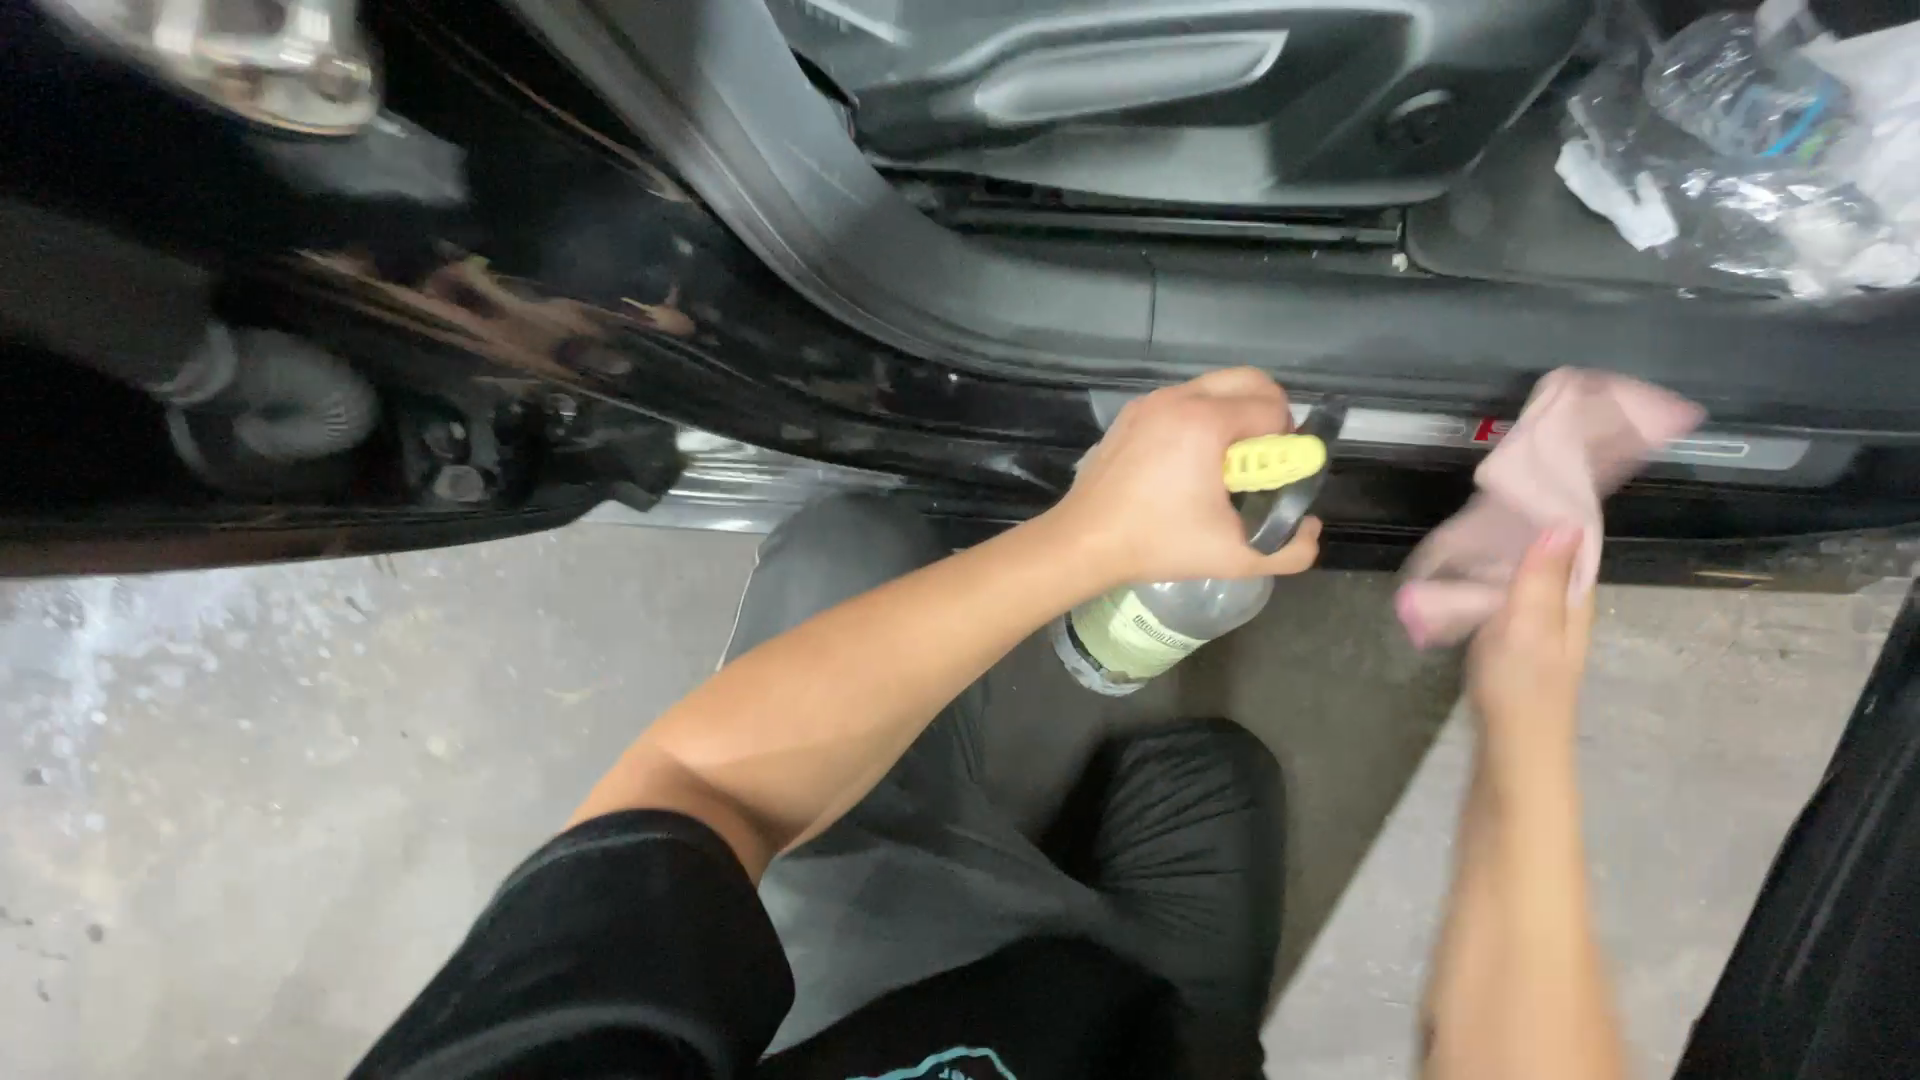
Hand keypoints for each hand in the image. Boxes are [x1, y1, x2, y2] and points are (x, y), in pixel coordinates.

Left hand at [1046, 367, 1321, 585]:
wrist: (1083, 541)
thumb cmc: (1158, 543)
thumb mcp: (1234, 555)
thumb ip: (1290, 549)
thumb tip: (1310, 528)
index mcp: (1205, 421)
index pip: (1273, 408)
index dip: (1286, 441)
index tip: (1273, 475)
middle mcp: (1177, 399)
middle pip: (1248, 380)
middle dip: (1267, 413)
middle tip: (1261, 458)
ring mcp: (1148, 403)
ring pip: (1212, 387)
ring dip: (1232, 415)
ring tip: (1223, 464)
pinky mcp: (1128, 415)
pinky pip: (1180, 402)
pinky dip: (1197, 419)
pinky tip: (1186, 464)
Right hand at [1466, 526, 1593, 750]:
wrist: (1512, 750)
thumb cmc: (1521, 689)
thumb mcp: (1528, 629)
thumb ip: (1541, 580)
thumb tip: (1563, 523)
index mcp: (1572, 603)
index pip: (1572, 546)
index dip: (1552, 514)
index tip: (1521, 486)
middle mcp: (1558, 610)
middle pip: (1544, 559)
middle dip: (1517, 532)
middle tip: (1479, 506)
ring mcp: (1533, 628)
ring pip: (1519, 578)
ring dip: (1496, 557)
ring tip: (1462, 533)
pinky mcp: (1509, 642)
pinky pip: (1498, 598)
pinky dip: (1481, 582)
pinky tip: (1456, 577)